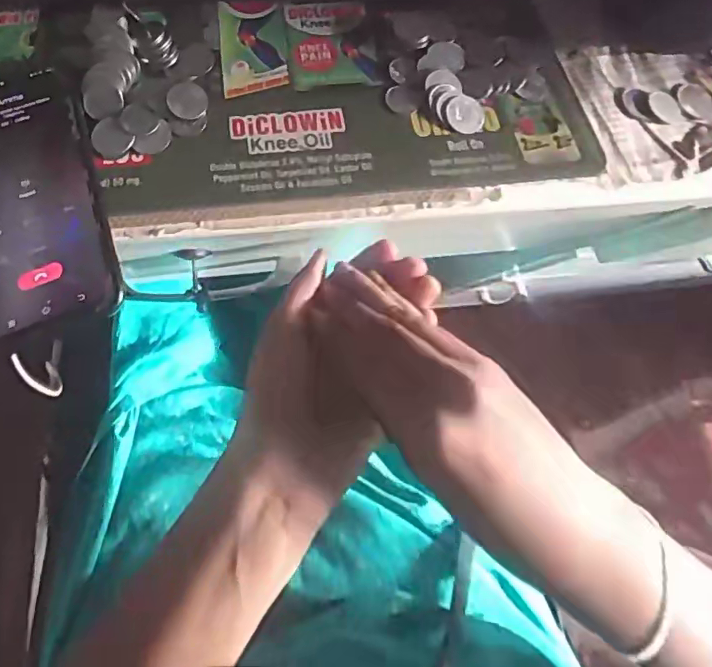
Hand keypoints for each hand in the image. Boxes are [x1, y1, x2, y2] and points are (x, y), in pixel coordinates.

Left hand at [233, 243, 440, 513]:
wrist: (286, 463)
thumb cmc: (276, 390)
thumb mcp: (281, 333)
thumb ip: (302, 293)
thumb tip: (324, 255)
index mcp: (311, 323)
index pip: (344, 285)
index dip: (367, 265)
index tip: (393, 248)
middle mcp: (337, 341)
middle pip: (371, 304)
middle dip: (395, 283)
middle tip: (422, 269)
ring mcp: (361, 370)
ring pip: (390, 331)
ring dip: (410, 307)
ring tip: (433, 288)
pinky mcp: (382, 399)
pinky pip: (403, 366)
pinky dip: (418, 346)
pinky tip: (435, 326)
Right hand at [308, 265, 642, 593]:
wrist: (575, 520)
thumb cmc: (501, 524)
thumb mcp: (438, 482)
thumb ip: (400, 426)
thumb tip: (366, 383)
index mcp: (435, 428)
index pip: (374, 370)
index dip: (341, 338)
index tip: (313, 312)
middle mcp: (454, 387)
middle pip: (393, 338)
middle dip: (356, 306)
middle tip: (326, 280)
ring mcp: (476, 371)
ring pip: (416, 327)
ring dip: (380, 298)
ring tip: (354, 276)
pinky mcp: (489, 366)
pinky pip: (438, 333)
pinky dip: (409, 311)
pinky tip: (395, 299)